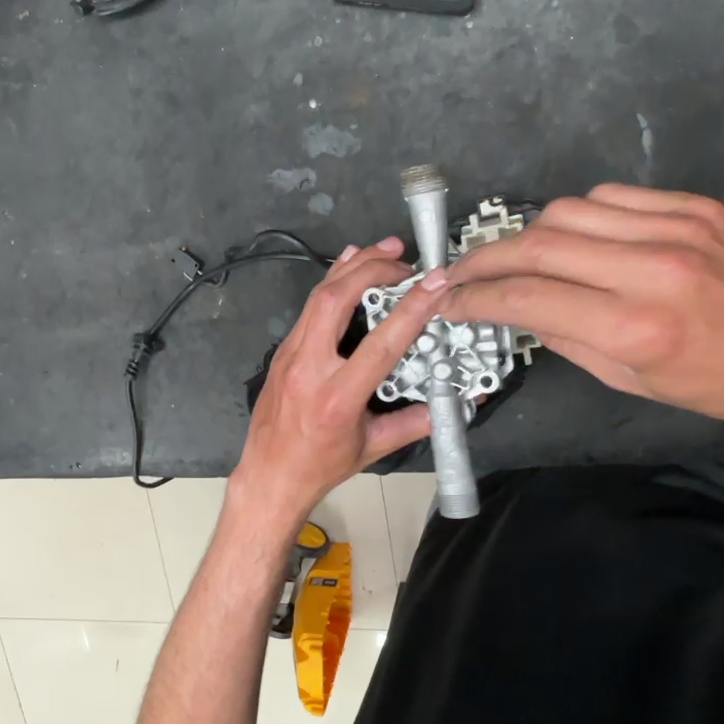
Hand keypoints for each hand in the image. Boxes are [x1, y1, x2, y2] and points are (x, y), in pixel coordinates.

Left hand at [233, 237, 450, 518]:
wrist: (268, 474)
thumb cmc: (319, 466)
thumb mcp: (372, 447)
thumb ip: (414, 421)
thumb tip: (454, 402)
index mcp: (337, 398)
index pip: (380, 344)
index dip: (410, 309)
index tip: (434, 283)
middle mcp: (309, 369)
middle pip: (335, 301)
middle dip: (371, 270)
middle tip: (402, 257)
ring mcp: (290, 355)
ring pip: (317, 297)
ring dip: (351, 267)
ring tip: (383, 249)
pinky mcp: (282, 351)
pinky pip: (308, 308)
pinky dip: (331, 283)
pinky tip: (349, 266)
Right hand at [443, 184, 723, 434]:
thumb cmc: (721, 384)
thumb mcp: (631, 380)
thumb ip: (566, 338)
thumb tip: (517, 310)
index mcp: (635, 327)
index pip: (526, 298)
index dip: (475, 298)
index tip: (449, 302)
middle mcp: (652, 269)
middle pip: (538, 244)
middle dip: (484, 259)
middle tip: (460, 274)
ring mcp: (676, 228)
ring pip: (569, 210)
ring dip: (528, 234)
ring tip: (515, 257)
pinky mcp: (695, 207)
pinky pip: (612, 199)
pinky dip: (578, 217)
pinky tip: (573, 238)